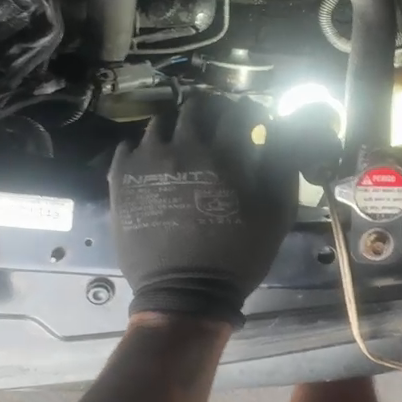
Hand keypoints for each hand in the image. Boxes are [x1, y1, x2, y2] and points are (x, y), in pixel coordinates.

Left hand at [108, 94, 296, 327]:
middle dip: (211, 112)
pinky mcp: (121, 179)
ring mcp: (147, 161)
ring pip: (160, 123)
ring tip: (182, 146)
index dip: (249, 111)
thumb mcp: (277, 212)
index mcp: (224, 154)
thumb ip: (281, 166)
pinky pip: (128, 147)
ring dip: (175, 129)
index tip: (252, 120)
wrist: (185, 294)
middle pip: (196, 107)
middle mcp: (183, 147)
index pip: (238, 110)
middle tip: (217, 128)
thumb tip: (276, 133)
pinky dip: (143, 149)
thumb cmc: (239, 254)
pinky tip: (154, 165)